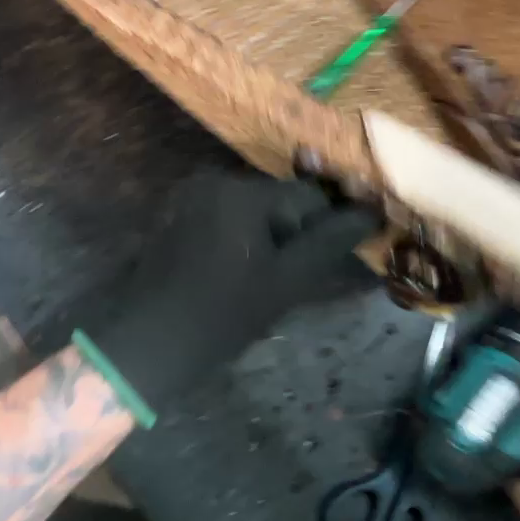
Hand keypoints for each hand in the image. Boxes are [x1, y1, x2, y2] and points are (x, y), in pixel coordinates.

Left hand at [82, 170, 380, 418]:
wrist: (149, 339)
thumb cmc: (222, 314)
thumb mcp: (286, 282)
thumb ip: (329, 243)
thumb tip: (370, 214)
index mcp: (244, 191)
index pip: (309, 196)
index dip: (325, 229)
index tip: (325, 264)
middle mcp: (216, 181)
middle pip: (279, 200)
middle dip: (293, 233)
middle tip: (289, 279)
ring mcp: (192, 196)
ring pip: (253, 211)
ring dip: (267, 237)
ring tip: (262, 281)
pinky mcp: (177, 215)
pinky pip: (225, 218)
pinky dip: (240, 238)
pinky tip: (235, 275)